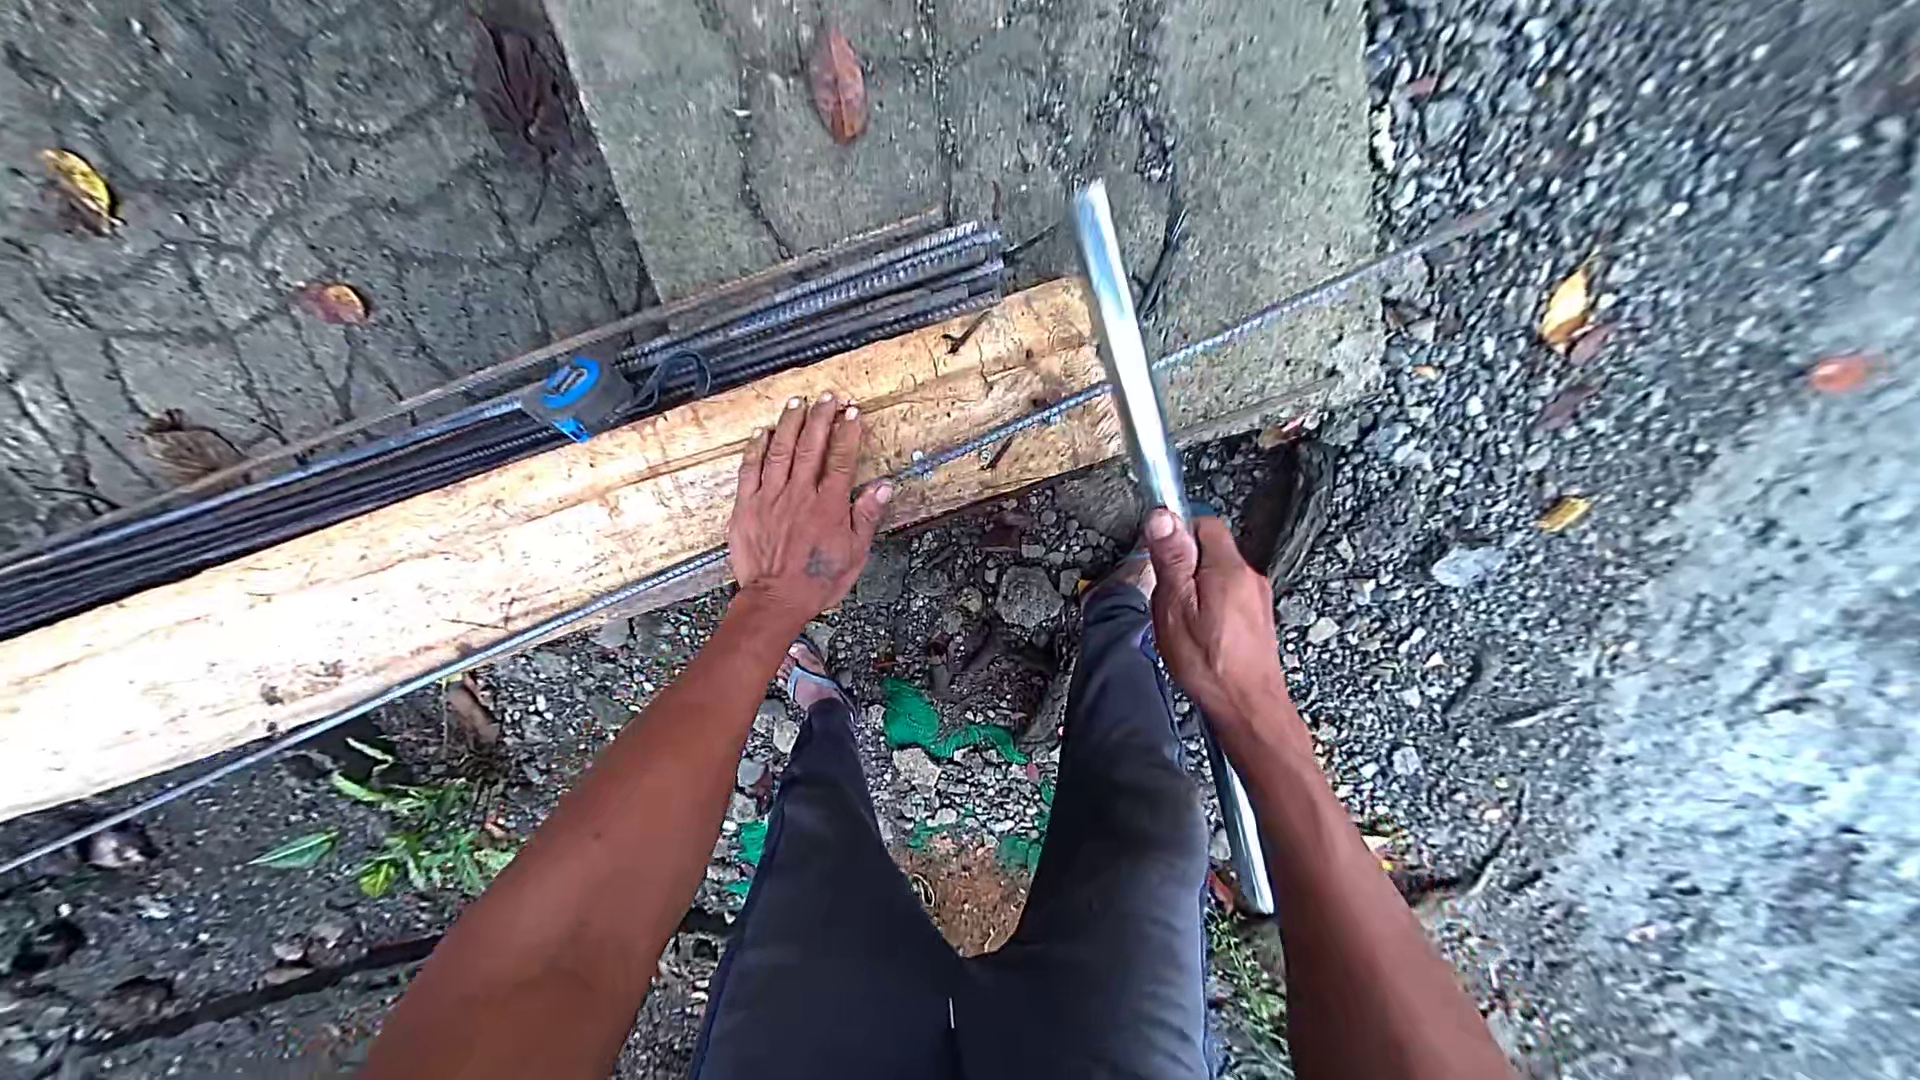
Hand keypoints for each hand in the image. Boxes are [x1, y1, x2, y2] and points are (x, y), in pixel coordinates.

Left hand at [728, 393, 891, 634]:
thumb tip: (883, 486)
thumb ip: (866, 516)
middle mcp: (800, 494)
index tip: (853, 413)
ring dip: (791, 423)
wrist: (775, 599)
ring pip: (781, 450)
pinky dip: (756, 447)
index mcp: (828, 506)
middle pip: (812, 445)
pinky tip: (763, 431)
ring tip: (798, 402)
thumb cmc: (816, 581)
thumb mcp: (854, 554)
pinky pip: (750, 469)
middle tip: (828, 397)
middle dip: (821, 417)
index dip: (848, 432)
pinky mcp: (746, 506)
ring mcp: (770, 497)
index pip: (842, 459)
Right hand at [1142, 508, 1308, 756]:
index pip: (1203, 522)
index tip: (1160, 555)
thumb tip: (1162, 518)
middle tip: (1168, 595)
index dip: (1177, 534)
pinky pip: (1227, 594)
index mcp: (1228, 568)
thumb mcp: (1175, 607)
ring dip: (1195, 587)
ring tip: (1182, 618)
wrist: (1247, 708)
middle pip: (1210, 549)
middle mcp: (1249, 577)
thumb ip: (1171, 560)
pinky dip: (1209, 604)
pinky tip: (1199, 631)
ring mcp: (1256, 598)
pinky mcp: (1256, 617)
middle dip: (1183, 565)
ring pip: (1217, 573)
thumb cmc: (1210, 664)